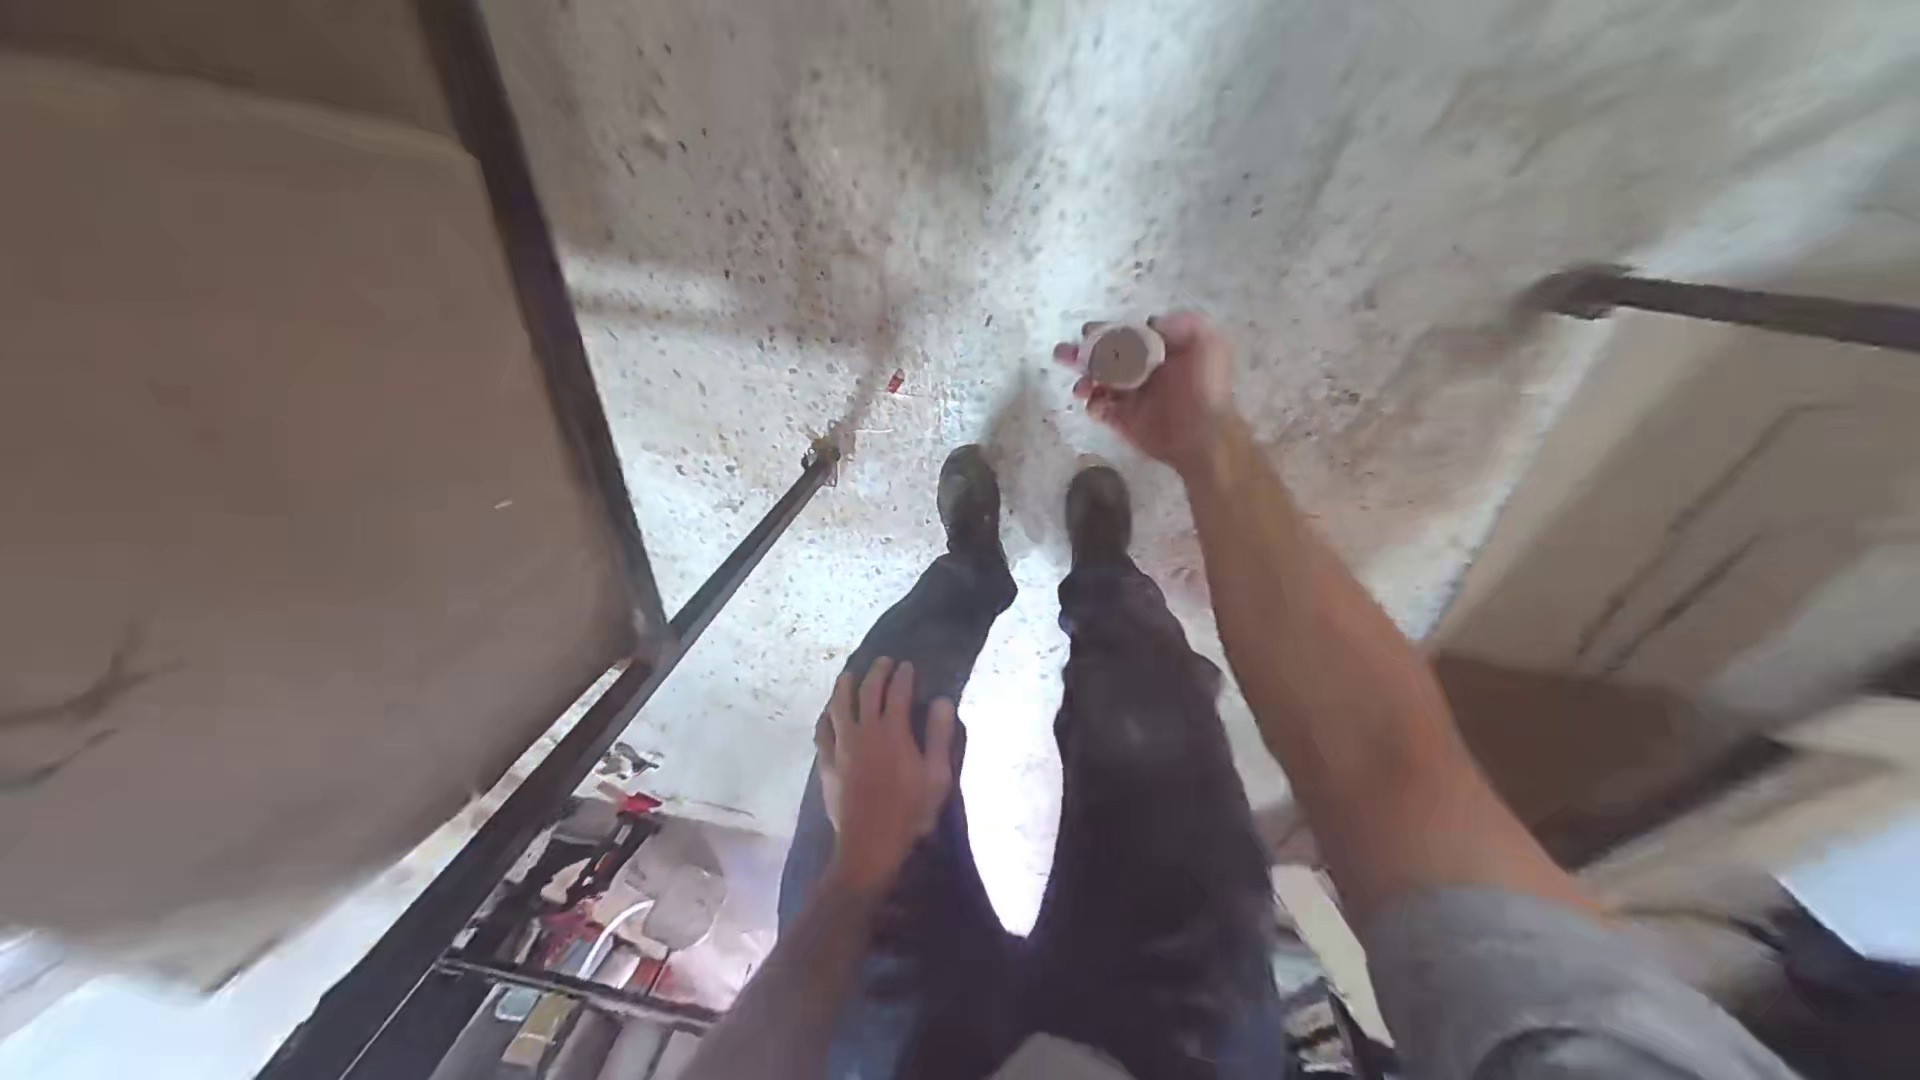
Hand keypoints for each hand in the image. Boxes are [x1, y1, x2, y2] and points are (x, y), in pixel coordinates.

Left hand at [813, 658, 956, 896]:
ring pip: (839, 705)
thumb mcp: (937, 775)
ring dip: (845, 685)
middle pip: (867, 691)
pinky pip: (822, 731)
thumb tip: (941, 700)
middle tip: (884, 661)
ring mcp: (841, 746)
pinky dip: (826, 715)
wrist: (870, 845)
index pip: (897, 692)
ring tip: (850, 674)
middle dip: (876, 672)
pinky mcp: (826, 763)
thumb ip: (939, 735)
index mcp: (893, 731)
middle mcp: (864, 731)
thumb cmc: (910, 812)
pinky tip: (828, 712)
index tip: (907, 665)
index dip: (903, 675)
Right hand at [1055, 311, 1236, 476]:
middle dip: (1082, 353)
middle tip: (1065, 353)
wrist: (1203, 435)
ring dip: (1083, 380)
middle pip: (1104, 357)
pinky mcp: (1121, 420)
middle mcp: (1139, 370)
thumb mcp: (1208, 343)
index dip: (1105, 332)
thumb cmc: (1206, 388)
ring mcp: (1128, 396)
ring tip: (1080, 386)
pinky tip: (1096, 404)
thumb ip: (1184, 323)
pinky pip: (1098, 408)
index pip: (1124, 335)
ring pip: (1096, 382)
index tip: (1089, 331)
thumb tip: (1149, 322)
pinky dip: (1092, 404)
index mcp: (1156, 350)